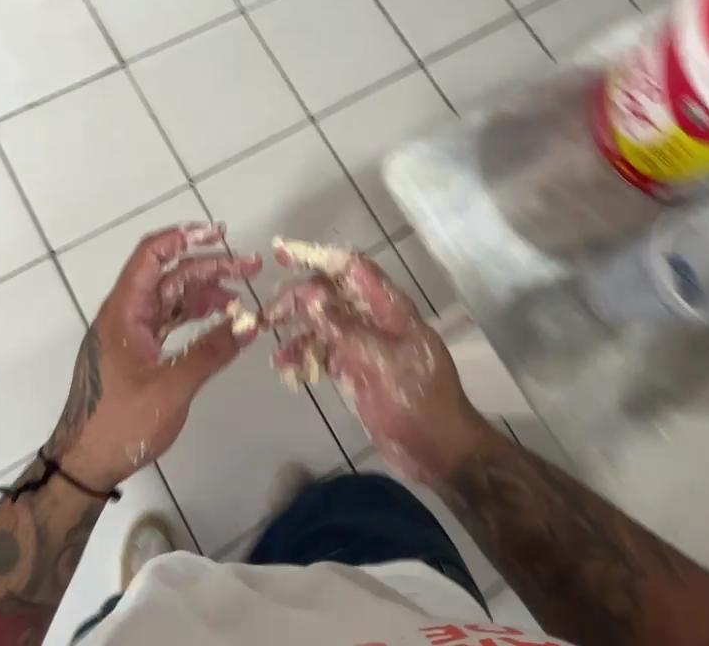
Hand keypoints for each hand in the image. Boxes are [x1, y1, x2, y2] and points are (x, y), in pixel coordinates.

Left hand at [45, 223, 261, 490]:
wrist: (84, 462)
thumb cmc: (121, 422)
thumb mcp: (172, 387)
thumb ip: (211, 352)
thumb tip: (250, 323)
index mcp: (124, 311)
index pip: (151, 256)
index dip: (184, 238)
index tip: (219, 234)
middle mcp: (125, 313)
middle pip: (169, 275)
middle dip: (209, 266)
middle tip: (250, 266)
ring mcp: (131, 332)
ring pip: (171, 297)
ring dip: (205, 291)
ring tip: (241, 295)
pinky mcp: (137, 351)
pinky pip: (170, 320)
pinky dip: (195, 315)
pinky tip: (220, 319)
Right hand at [268, 249, 499, 482]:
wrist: (439, 452)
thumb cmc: (418, 402)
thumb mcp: (380, 362)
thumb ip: (344, 328)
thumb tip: (310, 294)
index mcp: (390, 309)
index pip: (352, 269)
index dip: (318, 257)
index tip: (282, 255)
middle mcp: (376, 321)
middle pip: (332, 296)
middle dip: (299, 300)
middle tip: (268, 314)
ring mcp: (367, 346)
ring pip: (325, 325)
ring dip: (299, 333)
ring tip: (274, 350)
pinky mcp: (359, 370)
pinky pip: (327, 353)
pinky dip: (307, 358)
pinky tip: (288, 370)